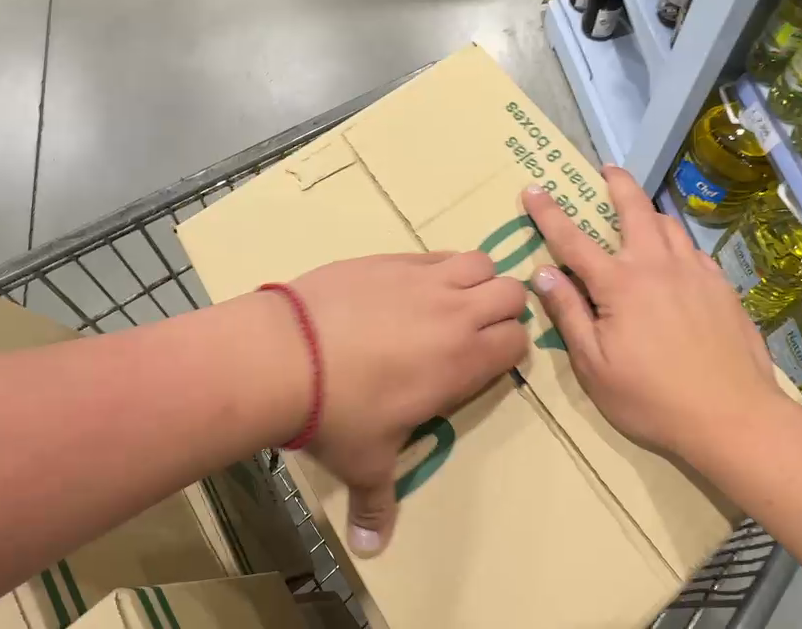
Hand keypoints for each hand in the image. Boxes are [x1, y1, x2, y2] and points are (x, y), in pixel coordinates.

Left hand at [285, 252, 527, 556]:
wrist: (285, 355)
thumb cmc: (337, 413)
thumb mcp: (364, 463)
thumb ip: (378, 503)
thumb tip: (372, 548)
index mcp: (463, 360)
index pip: (517, 341)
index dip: (509, 350)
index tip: (487, 362)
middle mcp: (454, 312)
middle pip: (511, 291)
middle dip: (503, 308)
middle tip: (476, 328)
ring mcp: (423, 278)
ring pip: (477, 262)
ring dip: (475, 278)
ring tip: (450, 300)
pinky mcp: (391, 258)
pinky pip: (433, 254)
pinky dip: (436, 267)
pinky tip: (409, 288)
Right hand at [523, 167, 784, 464]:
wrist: (734, 418)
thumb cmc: (653, 400)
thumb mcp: (595, 367)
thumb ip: (569, 314)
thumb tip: (543, 272)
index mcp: (620, 284)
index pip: (573, 239)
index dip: (549, 212)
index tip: (533, 188)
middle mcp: (656, 265)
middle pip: (634, 209)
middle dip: (618, 183)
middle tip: (608, 169)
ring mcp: (694, 272)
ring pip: (668, 224)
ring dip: (649, 211)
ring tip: (641, 213)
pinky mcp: (722, 286)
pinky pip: (693, 250)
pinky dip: (676, 243)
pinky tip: (677, 259)